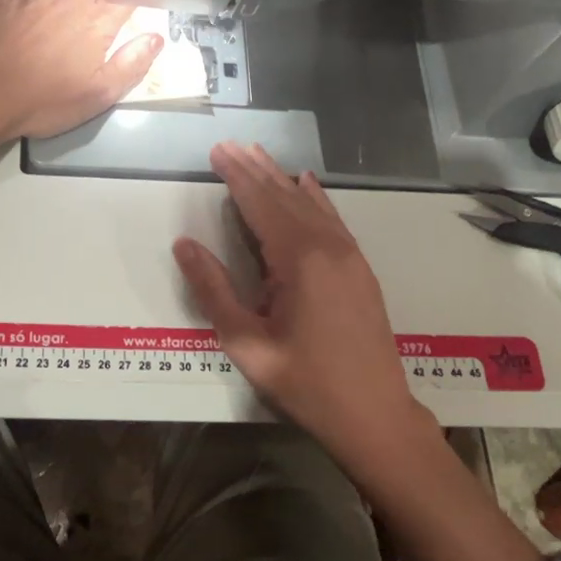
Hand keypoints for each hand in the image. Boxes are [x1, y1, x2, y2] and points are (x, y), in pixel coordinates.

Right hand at [172, 143, 429, 455]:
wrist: (375, 415)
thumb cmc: (305, 384)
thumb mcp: (247, 344)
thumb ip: (215, 291)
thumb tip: (185, 245)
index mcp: (300, 261)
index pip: (262, 205)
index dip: (237, 177)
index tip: (217, 151)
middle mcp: (329, 247)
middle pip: (286, 198)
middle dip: (256, 170)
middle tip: (229, 145)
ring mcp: (350, 257)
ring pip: (311, 205)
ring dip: (282, 180)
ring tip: (258, 156)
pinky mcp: (359, 270)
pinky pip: (333, 221)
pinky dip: (315, 199)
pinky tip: (307, 184)